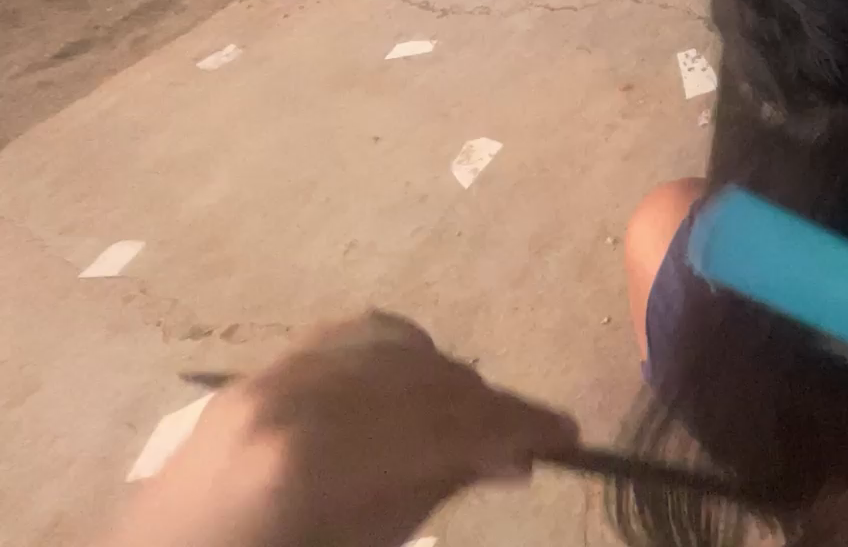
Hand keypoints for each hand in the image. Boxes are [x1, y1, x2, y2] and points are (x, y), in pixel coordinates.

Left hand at [103, 312, 578, 546]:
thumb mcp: (363, 541)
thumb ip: (438, 486)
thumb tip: (519, 452)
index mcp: (310, 459)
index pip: (447, 424)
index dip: (517, 426)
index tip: (567, 434)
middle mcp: (295, 398)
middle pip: (433, 381)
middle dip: (490, 409)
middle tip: (527, 439)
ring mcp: (275, 373)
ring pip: (407, 350)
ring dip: (452, 382)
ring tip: (469, 418)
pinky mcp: (268, 364)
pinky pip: (363, 332)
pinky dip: (406, 350)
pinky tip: (419, 376)